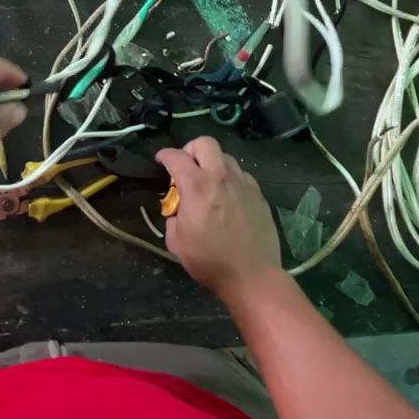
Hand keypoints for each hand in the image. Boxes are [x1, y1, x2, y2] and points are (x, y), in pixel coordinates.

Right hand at [155, 136, 283, 300]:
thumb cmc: (209, 261)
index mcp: (196, 187)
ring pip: (225, 157)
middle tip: (186, 167)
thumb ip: (172, 217)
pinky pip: (241, 175)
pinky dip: (229, 179)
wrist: (252, 276)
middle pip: (205, 143)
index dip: (164, 155)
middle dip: (190, 149)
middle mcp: (220, 177)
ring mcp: (243, 184)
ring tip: (208, 183)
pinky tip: (227, 197)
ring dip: (212, 164)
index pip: (176, 156)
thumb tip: (178, 210)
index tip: (160, 161)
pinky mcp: (258, 194)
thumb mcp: (176, 241)